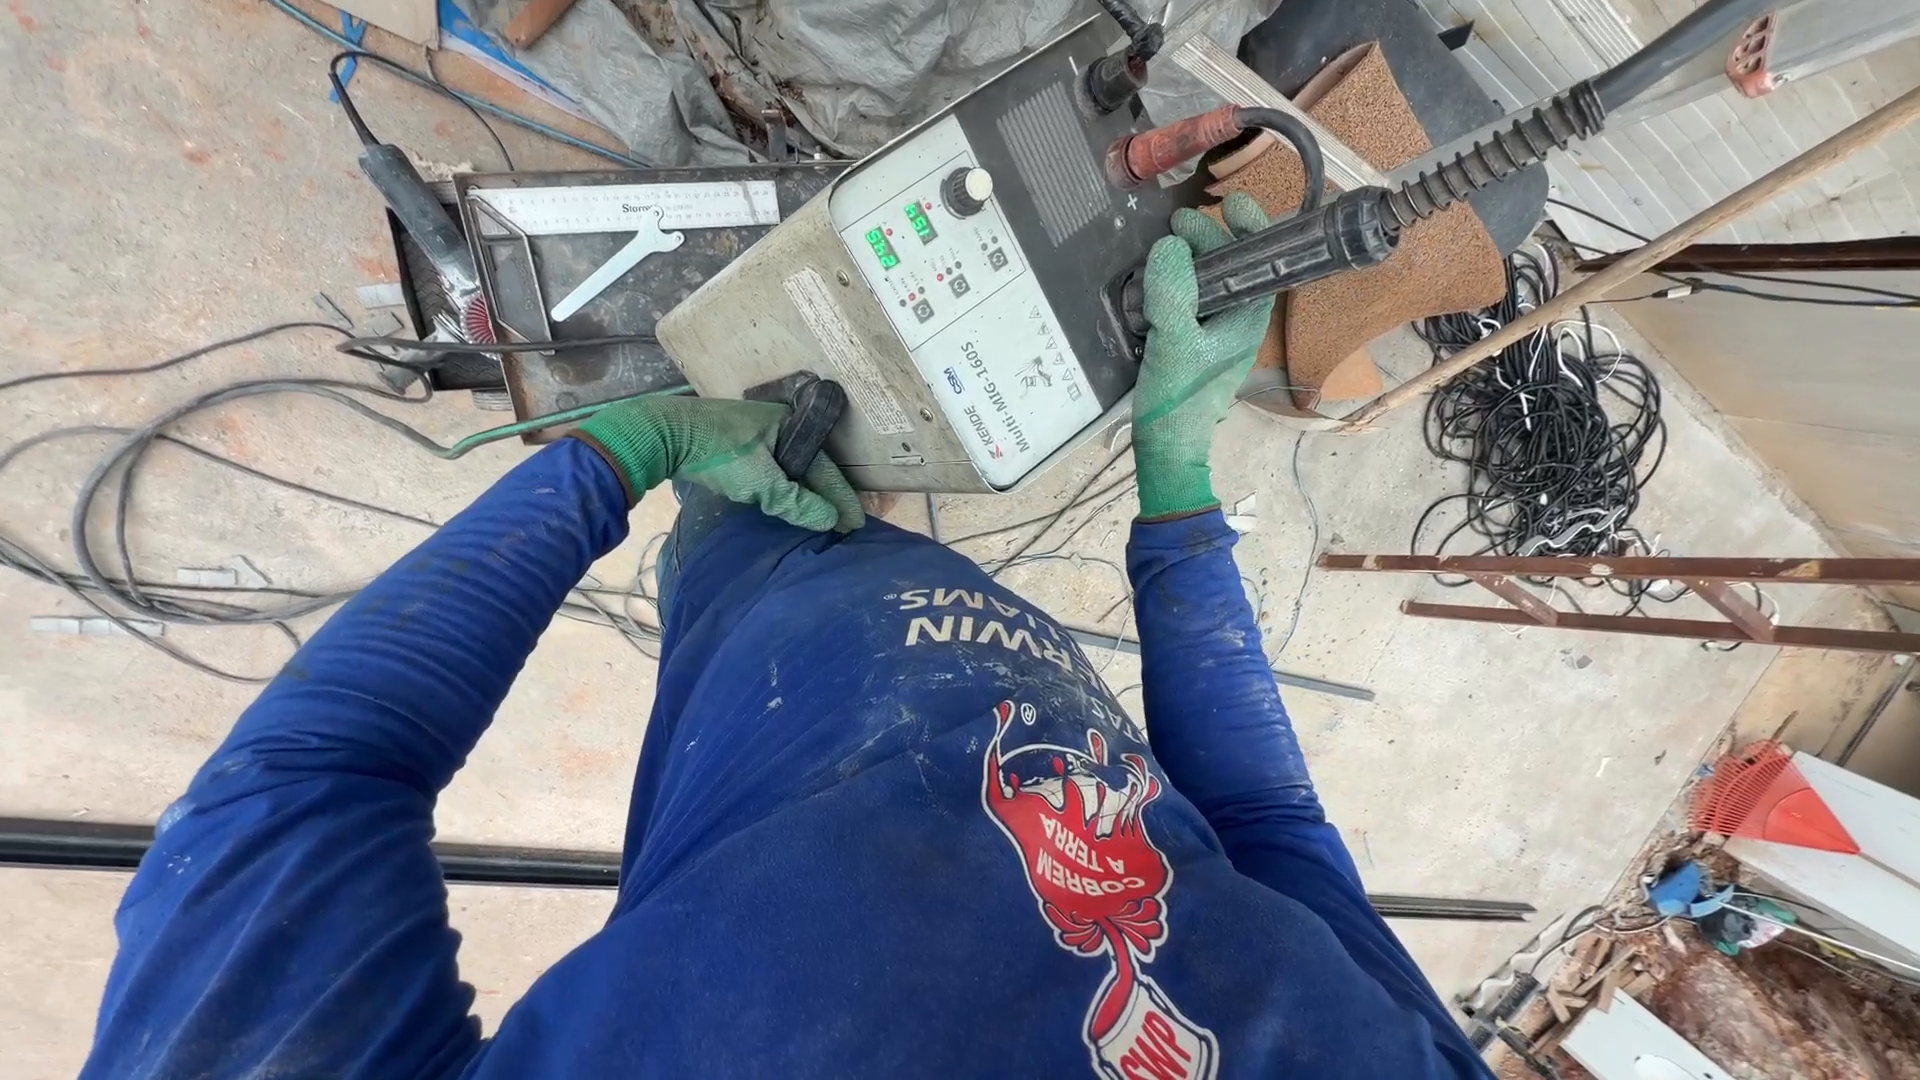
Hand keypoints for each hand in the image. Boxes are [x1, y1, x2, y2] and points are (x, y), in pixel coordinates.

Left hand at [571, 396, 864, 532]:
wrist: (661, 433)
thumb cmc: (717, 452)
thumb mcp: (760, 480)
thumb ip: (796, 502)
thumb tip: (831, 521)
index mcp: (791, 427)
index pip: (826, 468)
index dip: (841, 498)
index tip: (856, 523)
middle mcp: (778, 425)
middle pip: (812, 466)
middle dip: (828, 494)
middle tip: (843, 523)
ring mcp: (755, 433)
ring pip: (791, 467)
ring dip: (806, 492)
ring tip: (820, 516)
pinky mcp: (735, 444)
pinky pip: (773, 468)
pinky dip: (784, 486)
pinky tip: (786, 500)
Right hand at [1131, 192, 1275, 519]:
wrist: (1165, 447)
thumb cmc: (1179, 400)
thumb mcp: (1174, 343)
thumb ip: (1173, 293)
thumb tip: (1169, 247)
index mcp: (1247, 319)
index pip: (1263, 261)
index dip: (1251, 227)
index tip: (1229, 204)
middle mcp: (1235, 322)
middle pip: (1232, 267)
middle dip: (1209, 240)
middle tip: (1177, 224)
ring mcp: (1211, 335)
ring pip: (1208, 284)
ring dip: (1188, 261)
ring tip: (1163, 248)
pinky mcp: (1189, 346)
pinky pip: (1187, 304)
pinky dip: (1173, 286)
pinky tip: (1152, 284)